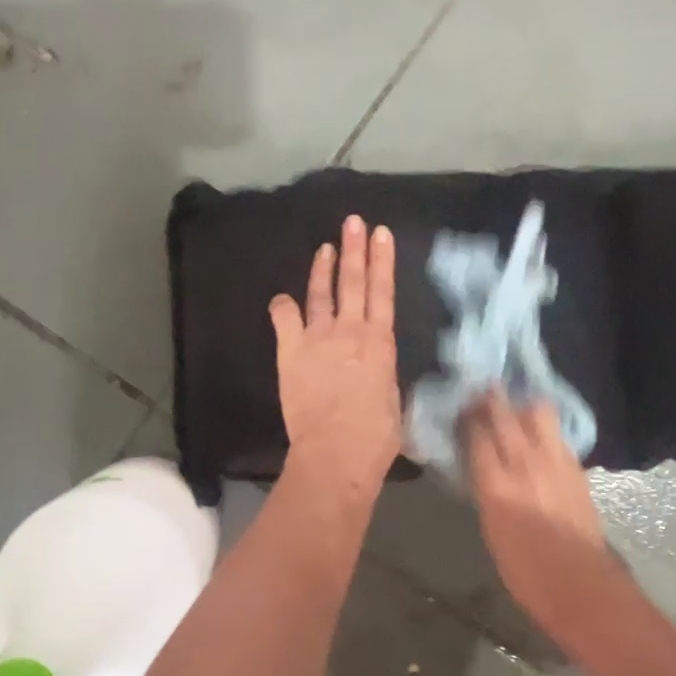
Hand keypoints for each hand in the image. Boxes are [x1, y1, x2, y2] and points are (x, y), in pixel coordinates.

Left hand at [269, 215, 401, 490]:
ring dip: (323, 268)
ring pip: (321, 294)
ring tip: (326, 246)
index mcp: (380, 341)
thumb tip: (378, 373)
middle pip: (353, 281)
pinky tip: (282, 299)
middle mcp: (350, 330)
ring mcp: (318, 339)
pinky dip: (283, 308)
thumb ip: (384, 377)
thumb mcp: (394, 401)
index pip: (383, 291)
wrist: (336, 453)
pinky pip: (285, 321)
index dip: (382, 260)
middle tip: (353, 222)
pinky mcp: (292, 353)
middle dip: (354, 249)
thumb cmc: (376, 435)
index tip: (381, 234)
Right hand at [463, 391, 621, 626]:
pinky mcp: (576, 466)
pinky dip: (543, 424)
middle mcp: (525, 463)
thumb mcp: (492, 531)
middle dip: (491, 398)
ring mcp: (555, 460)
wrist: (582, 586)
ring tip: (514, 406)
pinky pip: (556, 431)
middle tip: (482, 391)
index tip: (460, 405)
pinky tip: (538, 431)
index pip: (477, 434)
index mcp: (497, 485)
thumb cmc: (527, 572)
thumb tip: (480, 466)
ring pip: (537, 411)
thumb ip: (486, 490)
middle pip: (505, 413)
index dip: (467, 416)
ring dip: (522, 404)